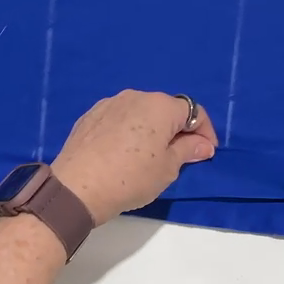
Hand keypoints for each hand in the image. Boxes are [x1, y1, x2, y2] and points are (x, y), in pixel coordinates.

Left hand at [51, 90, 217, 225]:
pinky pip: (118, 120)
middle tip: (178, 157)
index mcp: (159, 105)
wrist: (77, 187)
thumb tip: (203, 144)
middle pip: (165, 109)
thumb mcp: (167, 169)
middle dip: (176, 130)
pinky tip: (123, 154)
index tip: (206, 152)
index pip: (192, 111)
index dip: (204, 131)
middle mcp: (135, 96)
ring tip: (148, 157)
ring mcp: (109, 104)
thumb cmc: (130, 178)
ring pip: (139, 113)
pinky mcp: (89, 117)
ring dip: (150, 130)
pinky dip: (127, 132)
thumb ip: (188, 151)